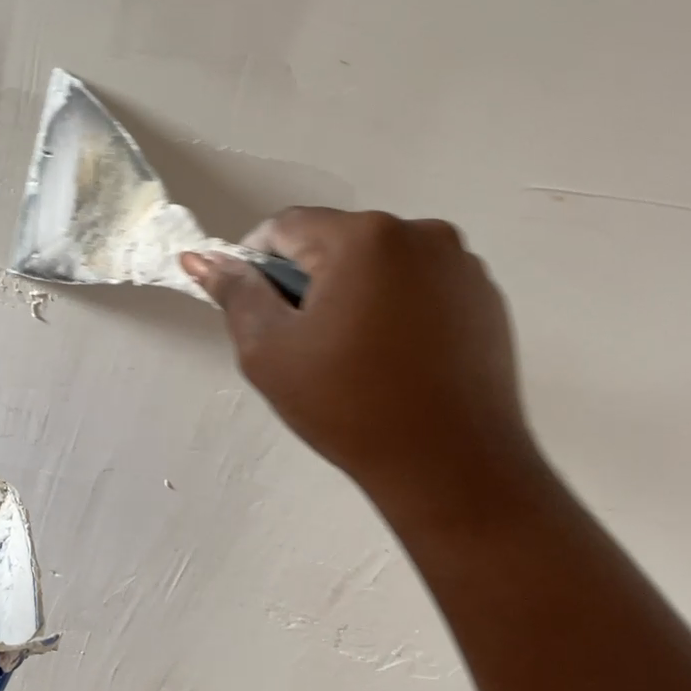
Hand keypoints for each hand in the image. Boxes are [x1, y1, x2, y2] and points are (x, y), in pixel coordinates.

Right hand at [182, 208, 541, 515]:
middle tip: (302, 345)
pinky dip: (395, 310)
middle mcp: (420, 233)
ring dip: (353, 294)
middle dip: (309, 281)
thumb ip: (236, 294)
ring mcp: (460, 264)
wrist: (449, 464)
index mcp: (362, 238)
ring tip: (351, 357)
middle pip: (336, 243)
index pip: (285, 226)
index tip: (257, 312)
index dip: (256, 265)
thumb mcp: (268, 351)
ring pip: (379, 265)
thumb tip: (203, 259)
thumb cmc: (347, 405)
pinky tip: (391, 361)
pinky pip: (420, 287)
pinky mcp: (486, 297)